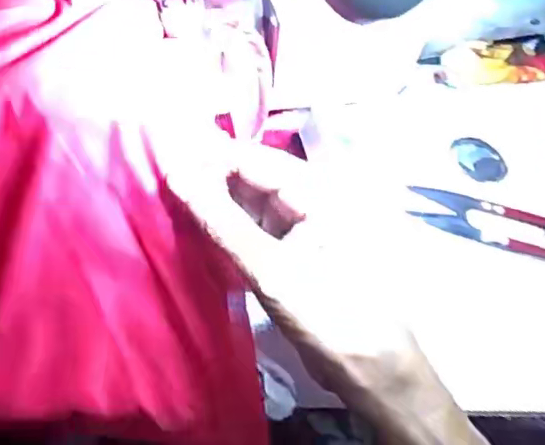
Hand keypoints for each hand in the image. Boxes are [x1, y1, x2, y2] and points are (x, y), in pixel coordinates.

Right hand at [166, 141, 479, 444]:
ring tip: (172, 200)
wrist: (381, 386)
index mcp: (318, 190)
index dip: (205, 160)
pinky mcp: (294, 244)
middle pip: (246, 171)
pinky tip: (197, 223)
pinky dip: (224, 219)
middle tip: (163, 184)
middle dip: (205, 175)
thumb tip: (174, 173)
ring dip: (212, 197)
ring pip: (245, 194)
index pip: (248, 157)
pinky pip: (251, 218)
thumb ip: (220, 220)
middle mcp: (312, 195)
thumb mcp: (272, 271)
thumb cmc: (333, 322)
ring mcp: (303, 220)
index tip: (165, 171)